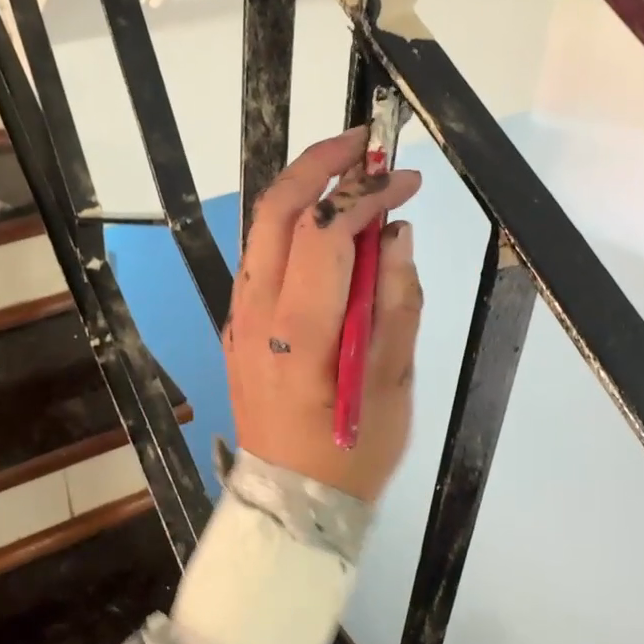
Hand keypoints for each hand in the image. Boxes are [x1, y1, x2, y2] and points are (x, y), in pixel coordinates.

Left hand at [225, 127, 424, 501]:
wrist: (289, 499)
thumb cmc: (352, 454)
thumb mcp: (393, 384)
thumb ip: (396, 303)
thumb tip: (395, 235)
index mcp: (296, 332)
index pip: (321, 233)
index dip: (363, 194)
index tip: (405, 181)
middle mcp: (255, 313)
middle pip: (275, 213)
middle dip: (317, 165)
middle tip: (362, 144)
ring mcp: (239, 318)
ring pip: (262, 231)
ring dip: (303, 192)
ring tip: (350, 175)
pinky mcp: (238, 325)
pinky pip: (262, 259)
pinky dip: (293, 229)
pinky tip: (329, 228)